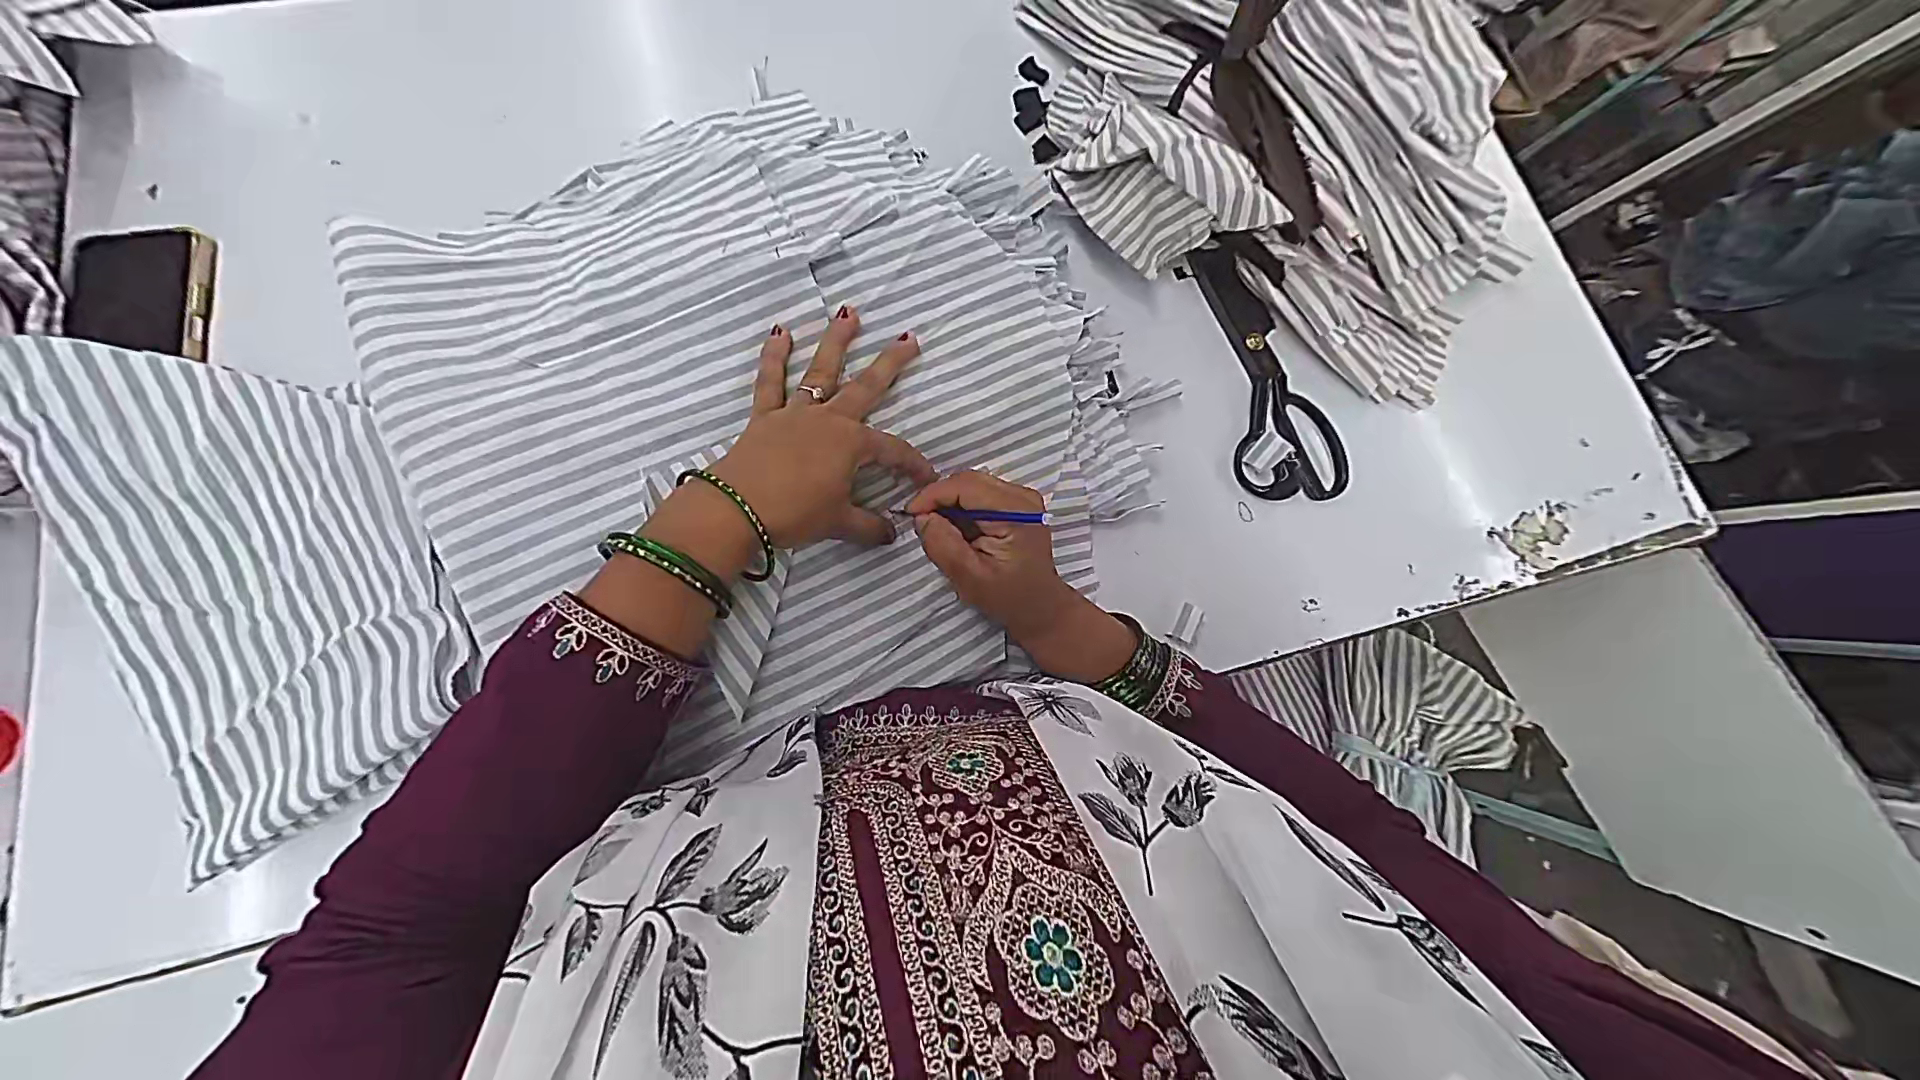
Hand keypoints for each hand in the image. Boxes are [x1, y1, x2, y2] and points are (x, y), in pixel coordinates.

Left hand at [588, 306, 933, 654]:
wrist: (737, 510)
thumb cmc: (796, 513)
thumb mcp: (838, 523)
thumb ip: (868, 527)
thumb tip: (891, 535)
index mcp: (852, 443)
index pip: (893, 450)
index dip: (913, 464)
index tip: (927, 478)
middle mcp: (828, 419)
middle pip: (866, 386)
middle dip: (891, 362)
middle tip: (909, 338)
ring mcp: (795, 414)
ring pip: (821, 371)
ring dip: (836, 341)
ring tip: (848, 312)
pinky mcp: (765, 417)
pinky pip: (770, 382)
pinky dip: (774, 357)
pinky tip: (779, 333)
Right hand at [907, 470, 1136, 681]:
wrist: (1040, 607)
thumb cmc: (1009, 597)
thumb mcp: (969, 577)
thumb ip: (943, 544)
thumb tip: (922, 517)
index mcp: (1016, 511)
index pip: (966, 485)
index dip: (933, 495)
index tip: (911, 514)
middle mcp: (1023, 496)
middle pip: (969, 480)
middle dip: (940, 497)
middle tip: (921, 522)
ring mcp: (1022, 498)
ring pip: (972, 484)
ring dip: (950, 502)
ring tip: (938, 528)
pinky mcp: (1016, 504)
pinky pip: (980, 494)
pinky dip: (962, 507)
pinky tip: (956, 529)